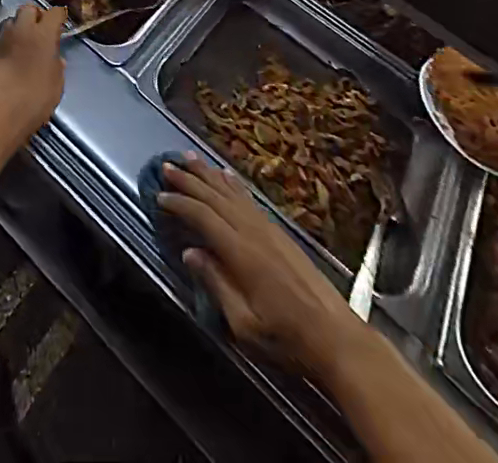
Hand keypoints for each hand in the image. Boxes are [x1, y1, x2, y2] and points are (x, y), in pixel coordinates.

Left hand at [0, 6, 65, 145]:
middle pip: (28, 9)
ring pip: (11, 22)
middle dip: (36, 15)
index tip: (62, 21)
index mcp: (43, 36)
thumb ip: (56, 67)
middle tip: (42, 29)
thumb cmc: (32, 102)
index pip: (54, 13)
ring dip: (19, 28)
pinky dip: (8, 44)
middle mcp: (21, 31)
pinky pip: (0, 39)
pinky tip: (12, 59)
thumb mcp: (56, 87)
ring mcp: (0, 41)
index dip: (59, 16)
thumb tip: (55, 58)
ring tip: (26, 44)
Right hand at [159, 153, 369, 377]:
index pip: (204, 217)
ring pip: (233, 193)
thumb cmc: (287, 339)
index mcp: (242, 253)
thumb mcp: (244, 323)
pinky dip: (233, 184)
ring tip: (190, 157)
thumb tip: (190, 253)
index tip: (159, 195)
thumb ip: (216, 284)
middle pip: (216, 197)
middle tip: (167, 163)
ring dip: (209, 174)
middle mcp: (255, 233)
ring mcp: (270, 231)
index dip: (180, 203)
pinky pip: (249, 200)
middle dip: (190, 179)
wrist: (338, 339)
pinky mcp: (281, 235)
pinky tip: (226, 176)